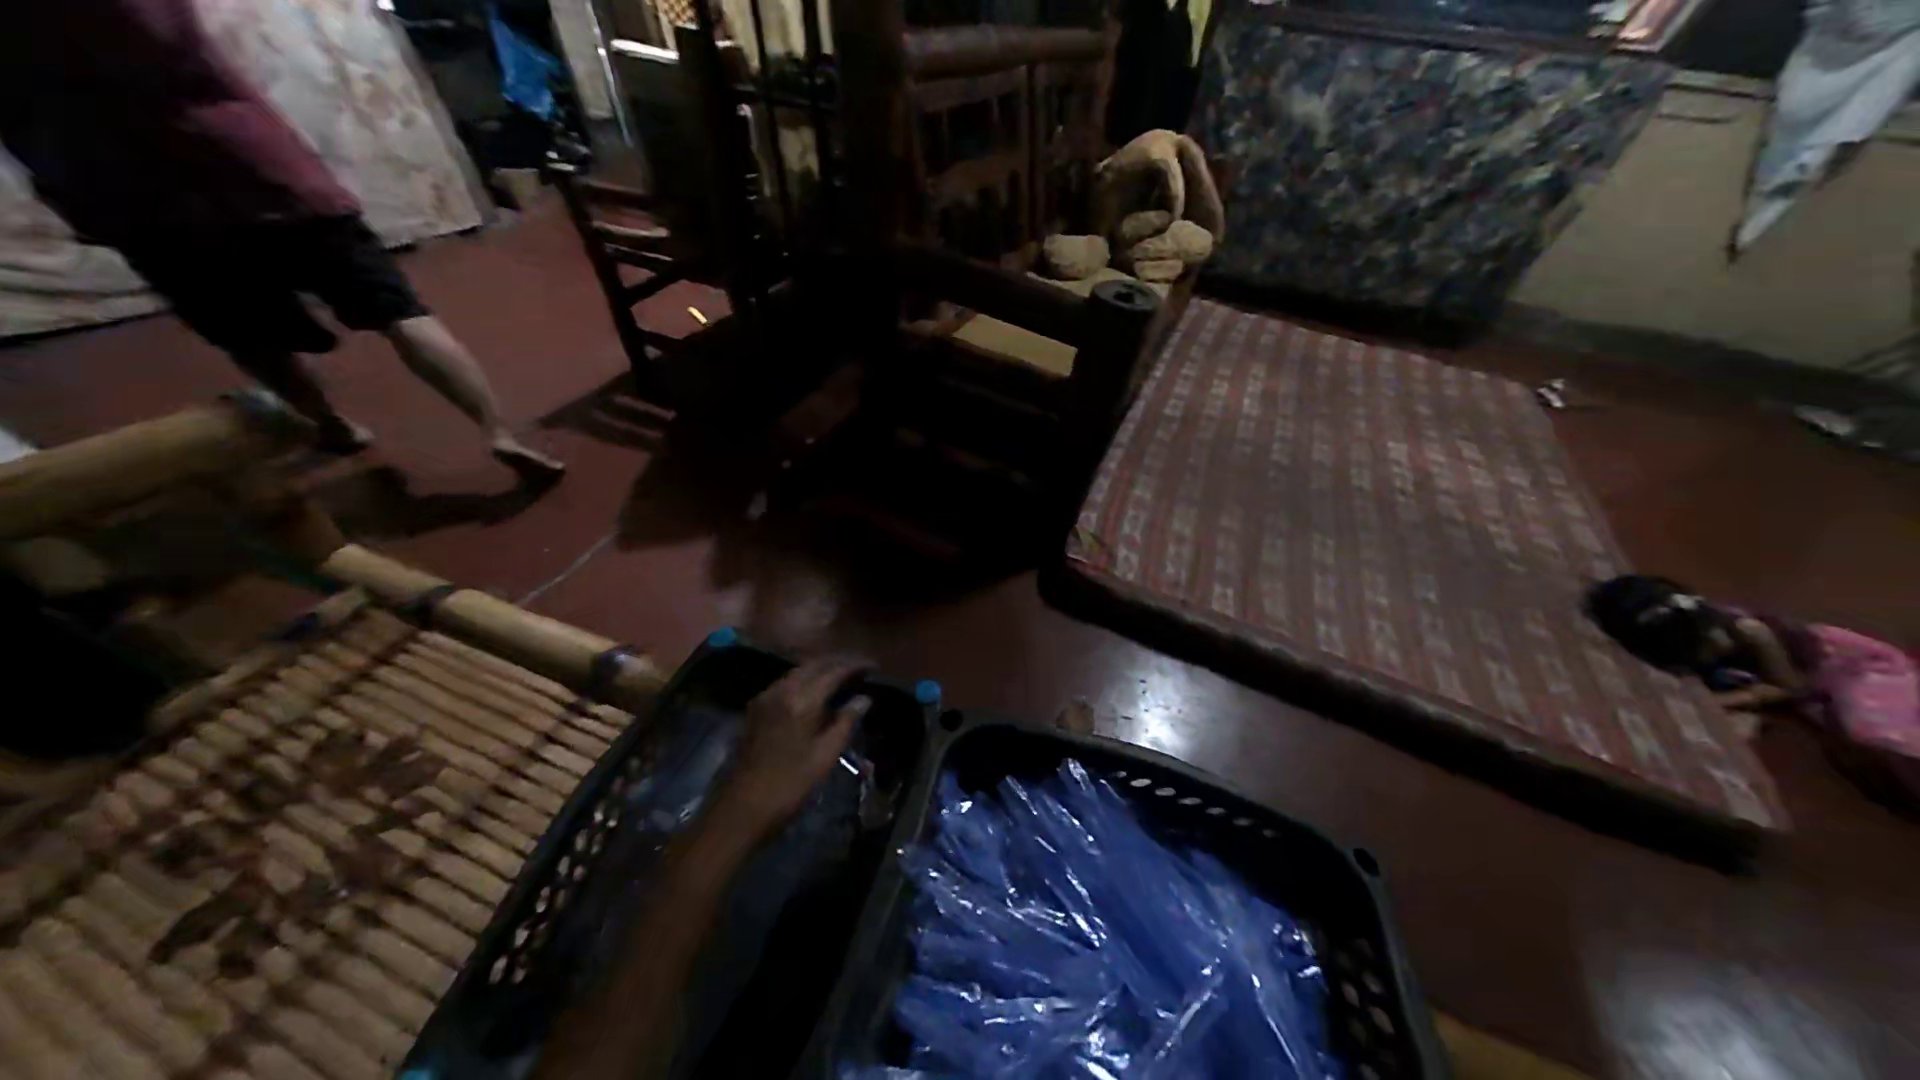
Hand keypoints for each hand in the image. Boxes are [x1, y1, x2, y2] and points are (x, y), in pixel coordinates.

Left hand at [705, 656, 871, 843]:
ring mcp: (765, 697)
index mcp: (802, 700)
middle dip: (839, 662)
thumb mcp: (826, 755)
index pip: (834, 671)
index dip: (855, 665)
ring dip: (822, 668)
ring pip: (799, 670)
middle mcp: (782, 690)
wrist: (742, 807)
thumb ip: (846, 721)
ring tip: (843, 676)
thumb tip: (864, 698)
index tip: (874, 666)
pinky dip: (805, 678)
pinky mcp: (757, 708)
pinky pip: (786, 682)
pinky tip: (816, 690)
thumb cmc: (790, 785)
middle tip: (861, 667)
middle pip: (814, 664)